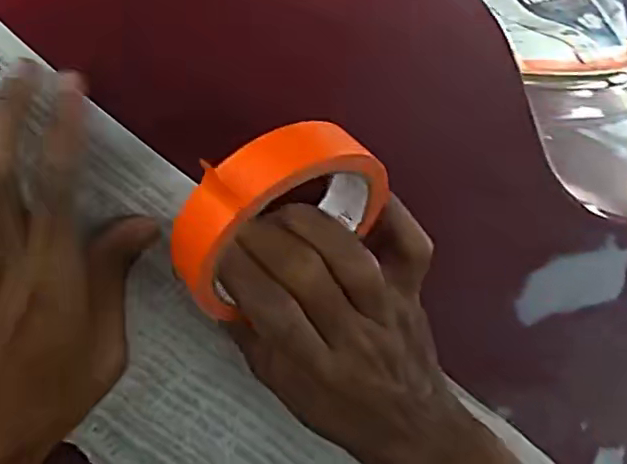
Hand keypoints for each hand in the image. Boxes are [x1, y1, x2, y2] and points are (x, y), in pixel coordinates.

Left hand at [0, 63, 160, 463]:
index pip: (56, 183)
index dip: (63, 127)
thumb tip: (141, 221)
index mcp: (51, 270)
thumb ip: (115, 277)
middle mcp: (5, 248)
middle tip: (24, 70)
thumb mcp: (103, 348)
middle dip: (9, 109)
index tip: (71, 86)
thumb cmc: (48, 390)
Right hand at [218, 199, 514, 463]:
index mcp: (320, 367)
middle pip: (305, 272)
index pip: (271, 306)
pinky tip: (361, 192)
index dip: (234, 266)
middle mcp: (358, 337)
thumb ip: (243, 329)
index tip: (211, 241)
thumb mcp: (279, 383)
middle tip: (234, 219)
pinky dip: (391, 213)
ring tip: (275, 208)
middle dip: (259, 236)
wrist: (420, 433)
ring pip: (348, 253)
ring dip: (302, 221)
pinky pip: (411, 245)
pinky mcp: (413, 290)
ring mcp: (390, 309)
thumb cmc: (338, 406)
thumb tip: (206, 273)